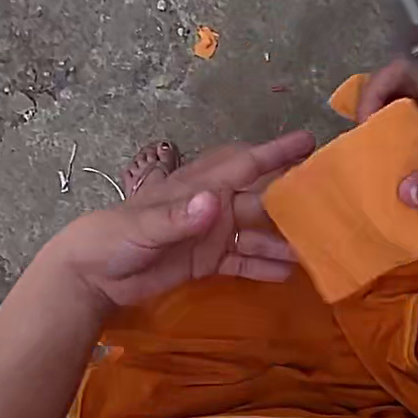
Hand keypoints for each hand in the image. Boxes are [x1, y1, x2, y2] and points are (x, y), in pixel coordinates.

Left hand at [37, 131, 315, 312]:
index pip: (244, 165)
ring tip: (313, 252)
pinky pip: (242, 261)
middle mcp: (212, 206)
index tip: (308, 142)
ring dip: (281, 242)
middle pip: (259, 199)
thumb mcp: (142, 226)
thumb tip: (215, 203)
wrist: (91, 276)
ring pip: (256, 234)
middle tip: (326, 207)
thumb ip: (178, 216)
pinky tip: (286, 275)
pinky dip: (261, 266)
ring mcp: (211, 234)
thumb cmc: (111, 237)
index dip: (276, 153)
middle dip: (289, 202)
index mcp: (199, 187)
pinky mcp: (207, 261)